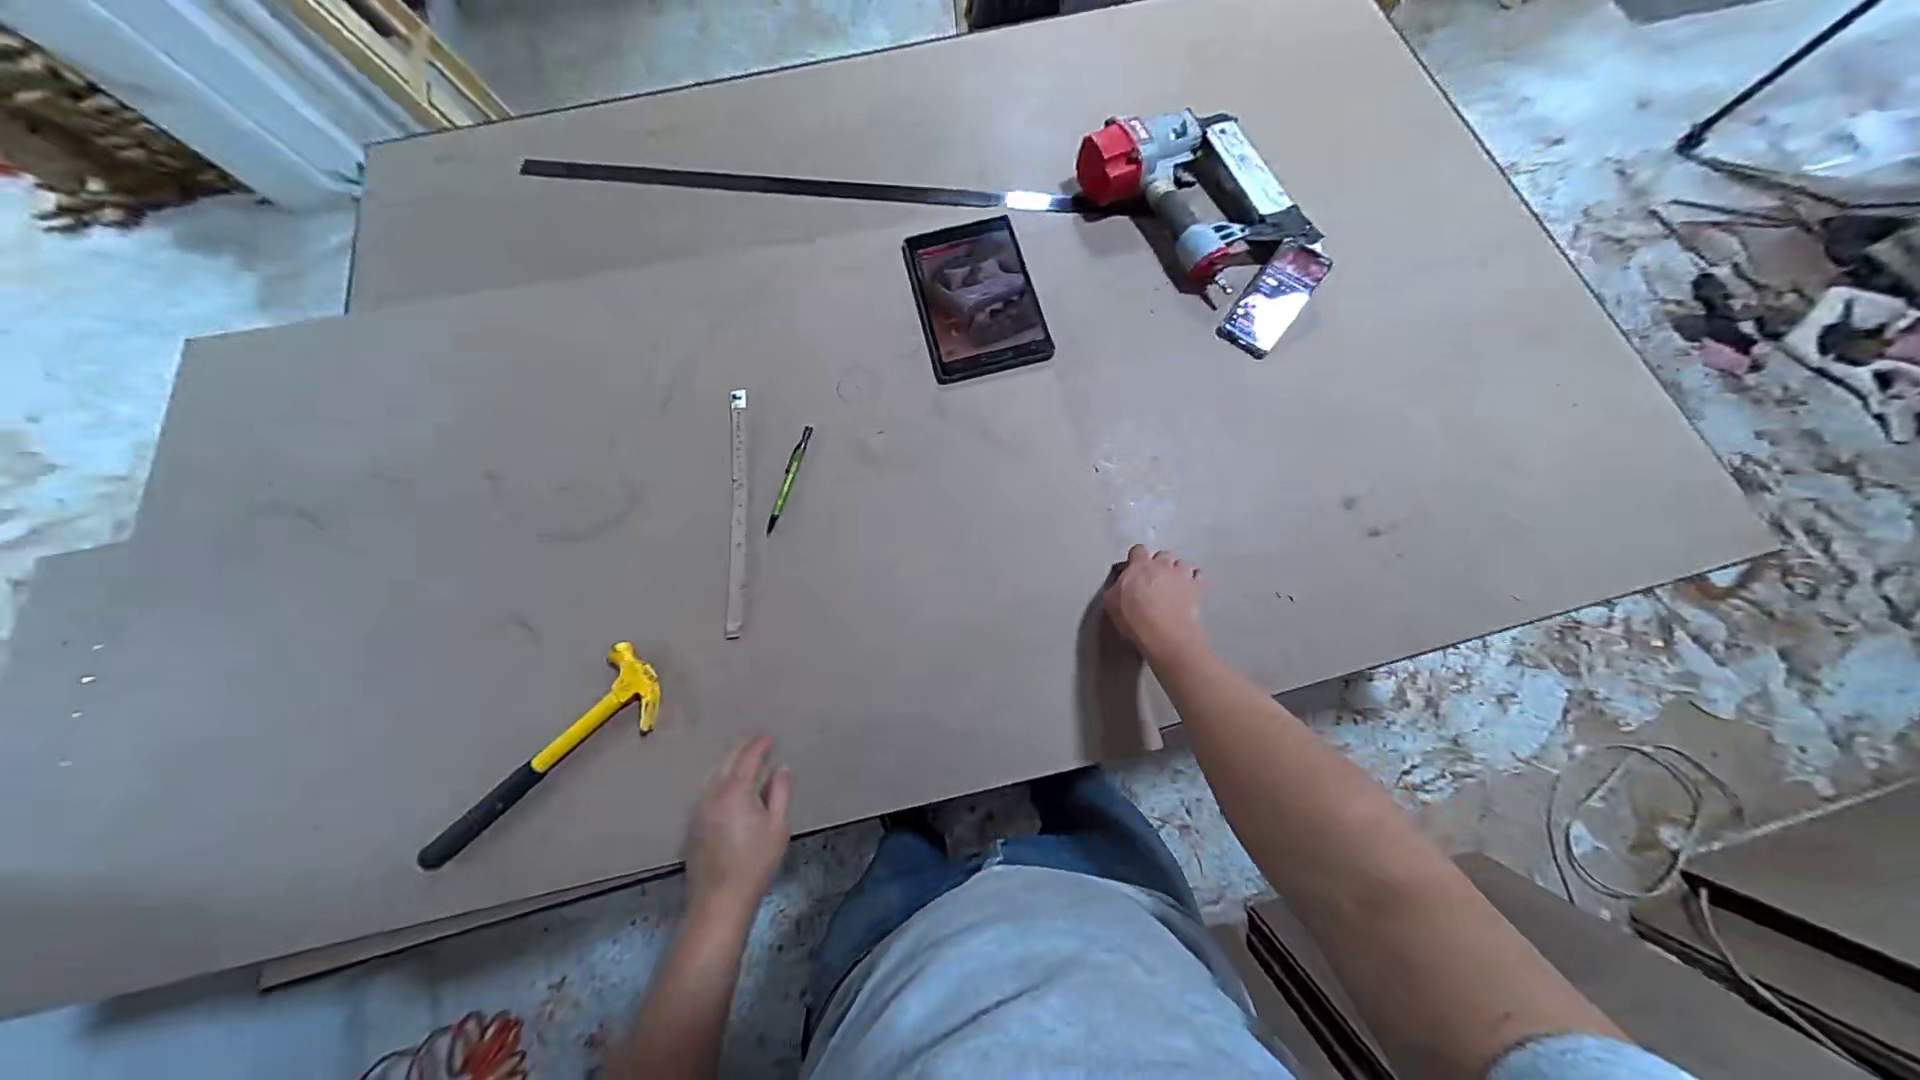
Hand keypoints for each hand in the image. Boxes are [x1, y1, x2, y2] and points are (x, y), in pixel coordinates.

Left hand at [684, 735, 791, 916]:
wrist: (719, 899)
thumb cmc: (755, 862)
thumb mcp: (778, 825)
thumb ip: (780, 792)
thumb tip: (781, 768)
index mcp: (736, 791)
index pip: (748, 758)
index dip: (759, 745)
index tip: (769, 737)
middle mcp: (713, 794)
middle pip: (726, 761)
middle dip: (742, 748)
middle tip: (757, 742)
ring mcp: (700, 808)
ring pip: (714, 773)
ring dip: (729, 761)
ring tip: (744, 757)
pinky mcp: (694, 823)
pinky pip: (708, 788)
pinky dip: (720, 777)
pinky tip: (729, 783)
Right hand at [1104, 545, 1206, 662]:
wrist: (1164, 633)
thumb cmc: (1133, 618)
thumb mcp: (1110, 603)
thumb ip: (1115, 587)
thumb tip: (1119, 583)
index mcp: (1139, 565)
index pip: (1138, 550)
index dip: (1137, 559)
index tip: (1135, 570)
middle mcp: (1162, 564)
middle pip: (1163, 554)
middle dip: (1160, 564)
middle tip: (1155, 579)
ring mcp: (1182, 574)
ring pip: (1182, 564)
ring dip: (1178, 571)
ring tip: (1174, 585)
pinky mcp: (1197, 587)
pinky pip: (1197, 576)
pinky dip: (1193, 580)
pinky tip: (1188, 590)